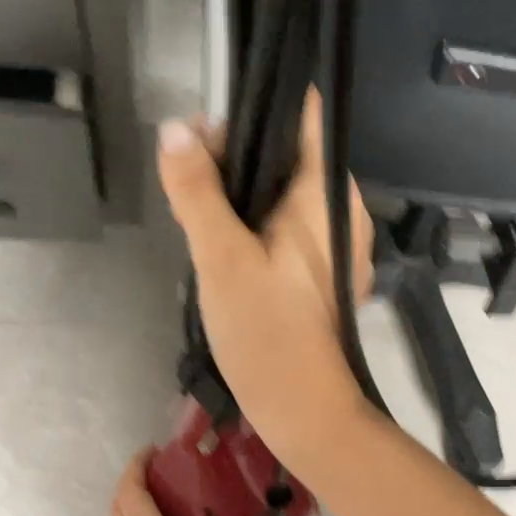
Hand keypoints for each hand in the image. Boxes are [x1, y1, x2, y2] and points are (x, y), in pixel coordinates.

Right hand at [156, 91, 374, 459]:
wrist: (305, 410)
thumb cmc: (268, 332)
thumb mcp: (221, 257)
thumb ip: (197, 192)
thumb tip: (176, 129)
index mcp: (326, 194)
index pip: (301, 116)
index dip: (255, 105)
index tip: (207, 120)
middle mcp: (339, 211)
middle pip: (285, 155)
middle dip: (235, 156)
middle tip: (188, 177)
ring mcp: (334, 245)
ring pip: (280, 194)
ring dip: (239, 194)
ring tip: (196, 210)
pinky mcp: (321, 274)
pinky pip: (284, 228)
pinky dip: (254, 225)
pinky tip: (222, 245)